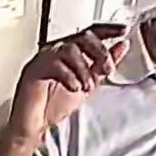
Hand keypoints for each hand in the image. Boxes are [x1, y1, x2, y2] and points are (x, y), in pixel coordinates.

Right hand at [6, 24, 131, 144]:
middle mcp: (54, 51)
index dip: (107, 29)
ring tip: (85, 86)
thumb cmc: (51, 107)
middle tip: (106, 69)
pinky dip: (69, 76)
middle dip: (99, 52)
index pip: (89, 32)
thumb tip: (120, 47)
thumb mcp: (86, 84)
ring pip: (69, 49)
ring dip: (83, 68)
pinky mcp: (33, 70)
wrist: (32, 126)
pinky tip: (73, 88)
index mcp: (67, 52)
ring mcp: (42, 59)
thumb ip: (101, 66)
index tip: (122, 30)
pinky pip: (54, 64)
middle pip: (82, 37)